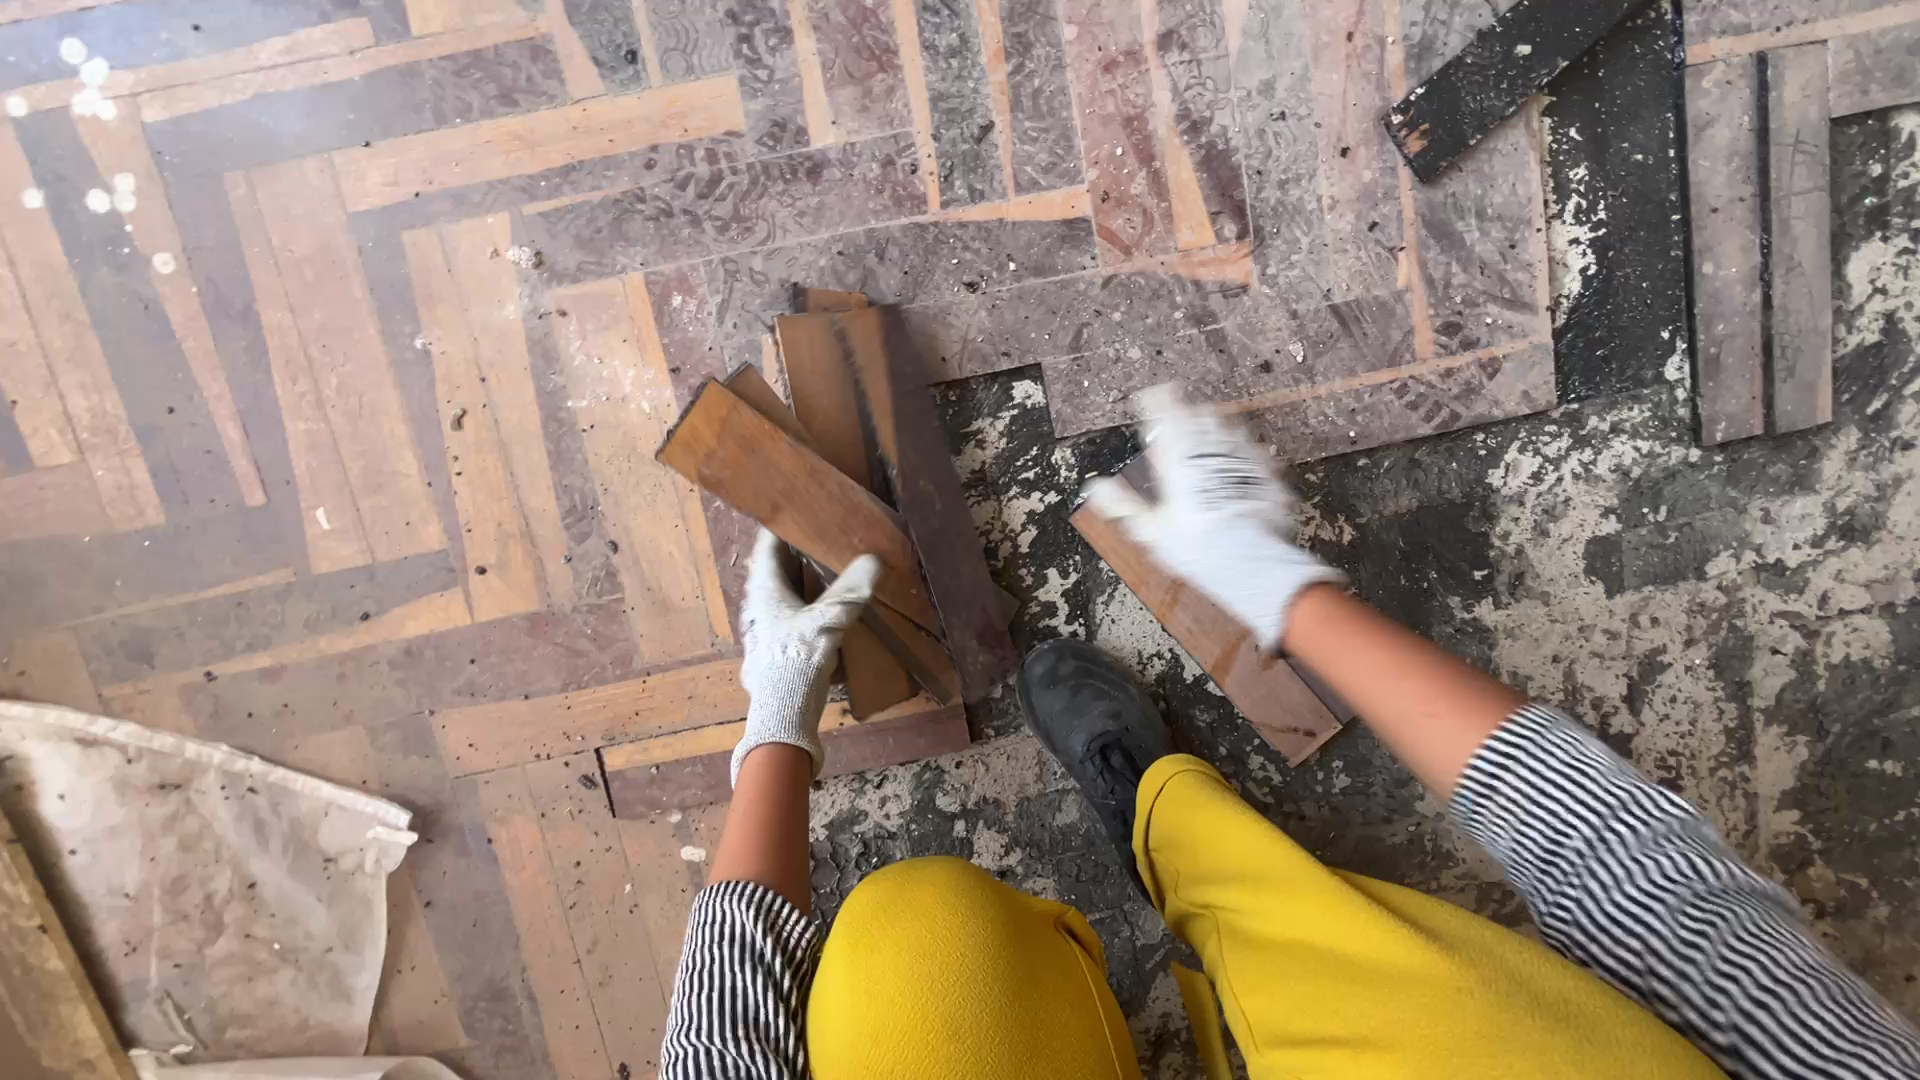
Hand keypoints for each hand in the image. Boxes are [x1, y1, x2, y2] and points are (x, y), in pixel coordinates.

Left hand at [734, 529, 882, 784]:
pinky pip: (790, 610)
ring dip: (801, 575)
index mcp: (764, 590)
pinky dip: (805, 599)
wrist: (783, 715)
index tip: (800, 507)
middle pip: (774, 566)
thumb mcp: (829, 620)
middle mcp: (759, 604)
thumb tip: (874, 559)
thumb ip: (851, 590)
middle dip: (795, 549)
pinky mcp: (776, 645)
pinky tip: (824, 603)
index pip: (767, 545)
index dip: (780, 523)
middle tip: (822, 532)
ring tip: (828, 562)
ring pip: (782, 590)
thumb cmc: (797, 661)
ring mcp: (765, 626)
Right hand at [1081, 384, 1343, 650]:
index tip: (1150, 394)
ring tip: (1208, 436)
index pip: (1164, 415)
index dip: (1156, 401)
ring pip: (1226, 427)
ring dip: (1215, 427)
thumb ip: (1122, 504)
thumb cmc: (1194, 546)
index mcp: (1178, 459)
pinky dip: (1241, 451)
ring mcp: (1240, 457)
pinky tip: (1238, 462)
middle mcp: (1209, 450)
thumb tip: (1093, 487)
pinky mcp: (1265, 470)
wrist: (1249, 561)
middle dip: (1186, 413)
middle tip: (1179, 417)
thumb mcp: (1149, 529)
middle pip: (1197, 415)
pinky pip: (1253, 449)